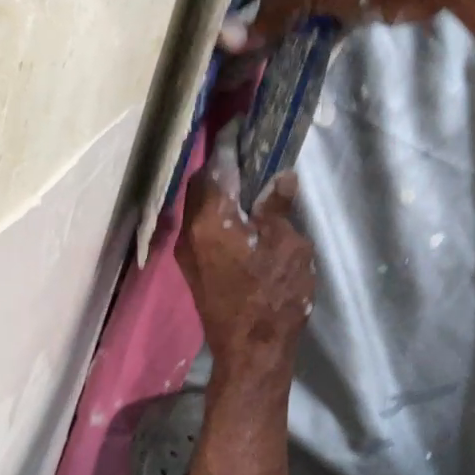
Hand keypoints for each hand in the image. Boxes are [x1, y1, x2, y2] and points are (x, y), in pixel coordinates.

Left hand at [176, 135, 315, 383]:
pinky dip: (216, 213)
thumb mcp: (288, 247)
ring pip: (197, 207)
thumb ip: (277, 208)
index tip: (242, 122)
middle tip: (248, 151)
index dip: (231, 140)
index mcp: (211, 219)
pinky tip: (239, 213)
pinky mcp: (192, 269)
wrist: (250, 353)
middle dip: (221, 164)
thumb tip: (278, 179)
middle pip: (201, 184)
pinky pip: (200, 228)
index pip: (218, 165)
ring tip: (247, 180)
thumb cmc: (274, 298)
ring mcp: (186, 252)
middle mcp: (189, 231)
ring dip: (217, 190)